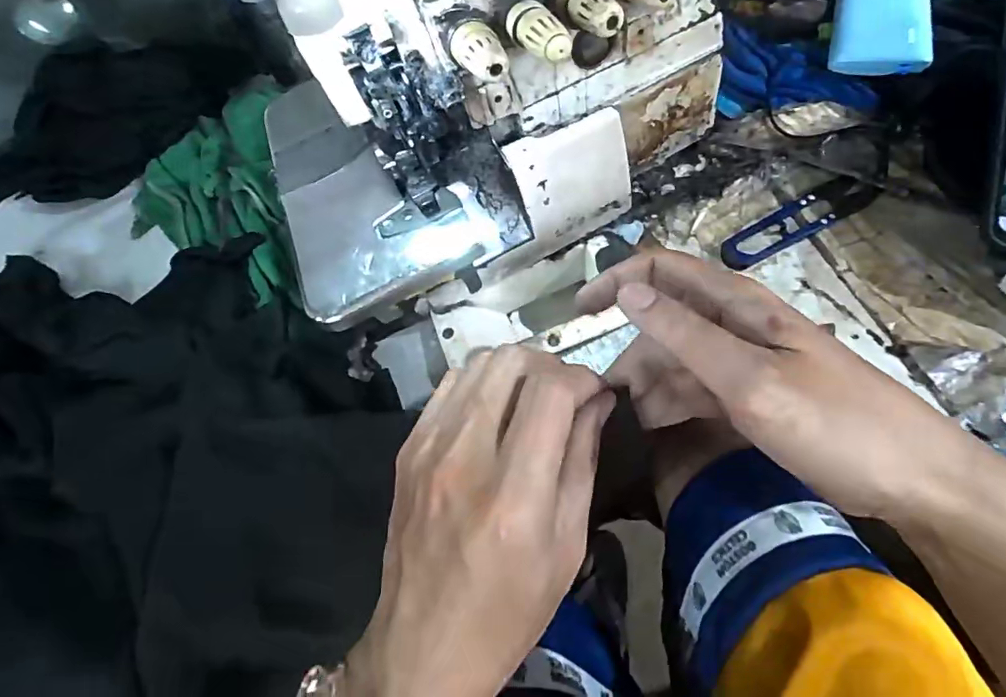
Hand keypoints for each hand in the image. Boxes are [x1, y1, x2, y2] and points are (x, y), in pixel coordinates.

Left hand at [345, 346, 613, 696]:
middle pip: (511, 361)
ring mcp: (428, 446)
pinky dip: (481, 382)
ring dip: (516, 368)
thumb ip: (582, 460)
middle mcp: (465, 457)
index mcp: (514, 494)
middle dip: (550, 364)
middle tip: (566, 391)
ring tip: (532, 396)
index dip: (582, 376)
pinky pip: (449, 384)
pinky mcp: (408, 446)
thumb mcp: (567, 545)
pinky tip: (494, 408)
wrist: (424, 644)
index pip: (551, 391)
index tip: (597, 389)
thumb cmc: (509, 608)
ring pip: (479, 362)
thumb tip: (598, 400)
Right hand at [578, 248, 1003, 523]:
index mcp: (736, 305)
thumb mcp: (751, 381)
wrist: (918, 483)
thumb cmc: (837, 424)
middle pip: (663, 321)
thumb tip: (628, 291)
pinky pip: (698, 390)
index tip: (578, 314)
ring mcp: (745, 361)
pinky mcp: (754, 396)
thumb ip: (685, 334)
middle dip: (629, 355)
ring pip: (677, 360)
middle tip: (603, 404)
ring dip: (648, 388)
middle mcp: (735, 324)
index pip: (660, 270)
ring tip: (627, 429)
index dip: (615, 280)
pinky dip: (672, 407)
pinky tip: (656, 434)